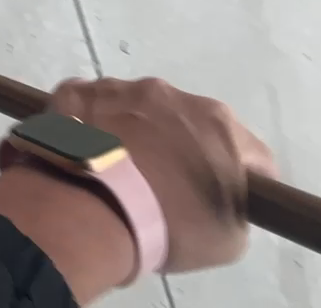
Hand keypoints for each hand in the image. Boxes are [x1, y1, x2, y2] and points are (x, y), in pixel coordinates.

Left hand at [47, 77, 277, 273]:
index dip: (243, 177)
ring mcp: (114, 85)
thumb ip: (233, 200)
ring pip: (132, 107)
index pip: (248, 151)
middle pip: (185, 120)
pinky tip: (84, 150)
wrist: (89, 206)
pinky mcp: (73, 89)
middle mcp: (166, 92)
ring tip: (117, 165)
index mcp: (217, 122)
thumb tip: (215, 190)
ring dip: (131, 128)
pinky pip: (89, 104)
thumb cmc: (169, 224)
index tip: (226, 196)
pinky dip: (90, 123)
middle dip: (180, 144)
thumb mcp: (230, 235)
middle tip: (164, 180)